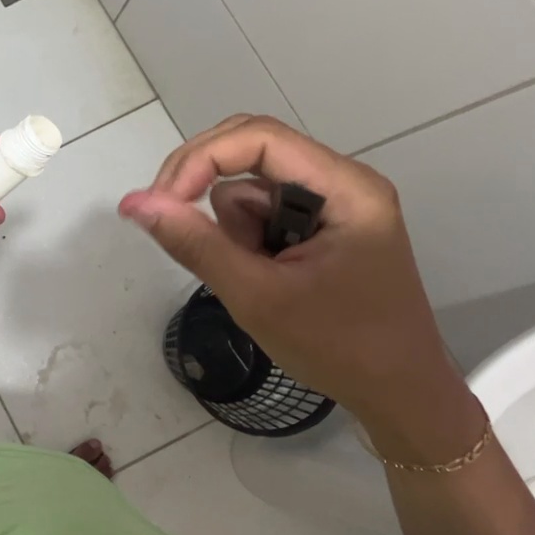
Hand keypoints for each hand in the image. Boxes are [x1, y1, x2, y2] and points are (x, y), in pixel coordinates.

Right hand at [117, 115, 468, 436]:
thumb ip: (194, 244)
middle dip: (204, 182)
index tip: (162, 202)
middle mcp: (342, 181)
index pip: (259, 138)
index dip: (200, 159)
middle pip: (251, 149)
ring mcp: (333, 203)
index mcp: (346, 188)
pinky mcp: (322, 224)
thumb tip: (134, 203)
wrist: (400, 396)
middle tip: (171, 220)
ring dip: (231, 225)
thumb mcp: (257, 297)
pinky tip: (261, 275)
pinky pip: (261, 209)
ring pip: (250, 184)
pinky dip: (244, 237)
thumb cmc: (339, 348)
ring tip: (251, 276)